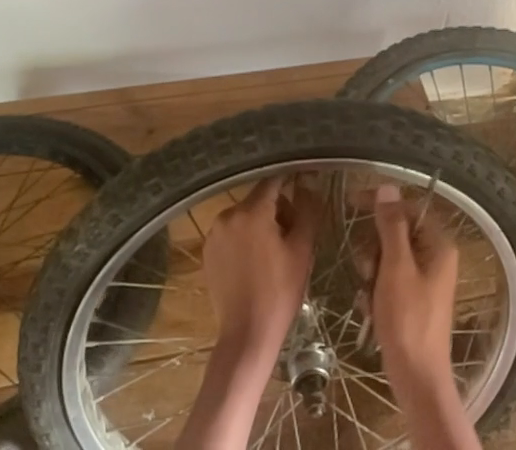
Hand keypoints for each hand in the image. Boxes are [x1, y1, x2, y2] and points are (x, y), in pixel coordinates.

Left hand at [180, 176, 319, 449]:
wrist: (247, 333)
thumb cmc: (280, 292)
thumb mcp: (301, 250)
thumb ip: (306, 210)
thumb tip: (308, 184)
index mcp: (251, 212)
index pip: (274, 181)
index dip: (292, 181)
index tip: (306, 185)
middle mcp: (227, 215)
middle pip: (259, 199)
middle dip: (279, 210)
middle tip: (295, 235)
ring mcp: (214, 234)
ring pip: (245, 216)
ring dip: (262, 224)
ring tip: (276, 253)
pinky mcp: (207, 251)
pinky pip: (232, 233)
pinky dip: (246, 238)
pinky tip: (256, 262)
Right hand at [371, 184, 458, 398]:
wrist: (416, 376)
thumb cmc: (408, 319)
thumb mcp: (396, 267)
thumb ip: (391, 226)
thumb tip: (387, 186)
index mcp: (439, 245)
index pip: (408, 207)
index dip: (381, 204)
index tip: (351, 203)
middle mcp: (435, 257)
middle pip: (396, 232)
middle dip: (374, 246)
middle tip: (366, 267)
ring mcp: (425, 279)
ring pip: (388, 256)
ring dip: (371, 270)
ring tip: (368, 292)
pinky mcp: (412, 299)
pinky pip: (388, 279)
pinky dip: (375, 290)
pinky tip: (369, 307)